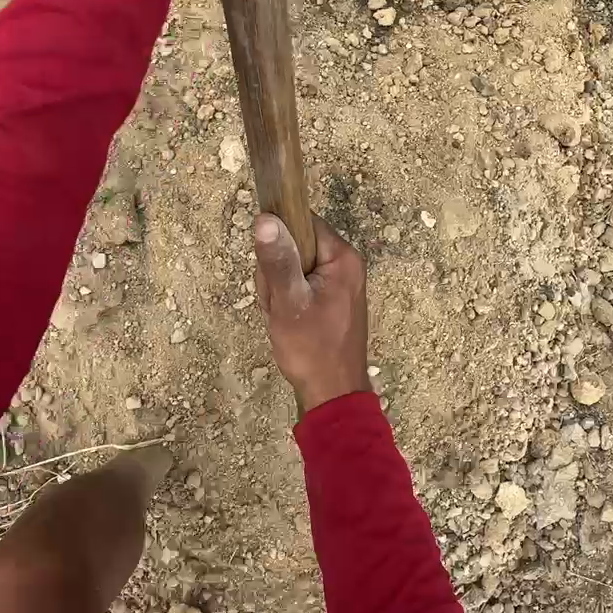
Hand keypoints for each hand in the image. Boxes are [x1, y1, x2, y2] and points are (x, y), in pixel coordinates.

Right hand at [253, 214, 370, 413]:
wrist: (332, 393)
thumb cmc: (312, 348)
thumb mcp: (289, 302)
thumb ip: (278, 260)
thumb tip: (265, 219)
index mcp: (342, 256)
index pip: (301, 223)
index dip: (279, 243)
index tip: (273, 271)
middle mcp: (346, 263)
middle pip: (295, 246)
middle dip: (277, 274)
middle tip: (279, 304)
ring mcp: (340, 281)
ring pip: (293, 268)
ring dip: (279, 292)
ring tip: (283, 317)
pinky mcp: (332, 297)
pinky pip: (300, 286)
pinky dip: (288, 302)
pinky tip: (289, 322)